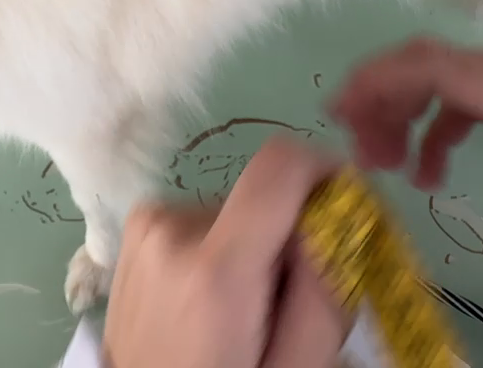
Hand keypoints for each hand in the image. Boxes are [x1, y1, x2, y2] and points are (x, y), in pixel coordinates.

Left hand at [103, 137, 344, 367]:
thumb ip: (321, 302)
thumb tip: (333, 223)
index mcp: (215, 269)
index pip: (278, 167)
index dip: (322, 170)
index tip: (347, 203)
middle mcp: (173, 225)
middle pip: (261, 202)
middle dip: (286, 243)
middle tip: (281, 308)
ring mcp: (147, 220)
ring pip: (233, 213)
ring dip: (249, 252)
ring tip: (235, 314)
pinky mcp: (136, 223)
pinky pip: (201, 220)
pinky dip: (216, 251)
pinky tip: (205, 300)